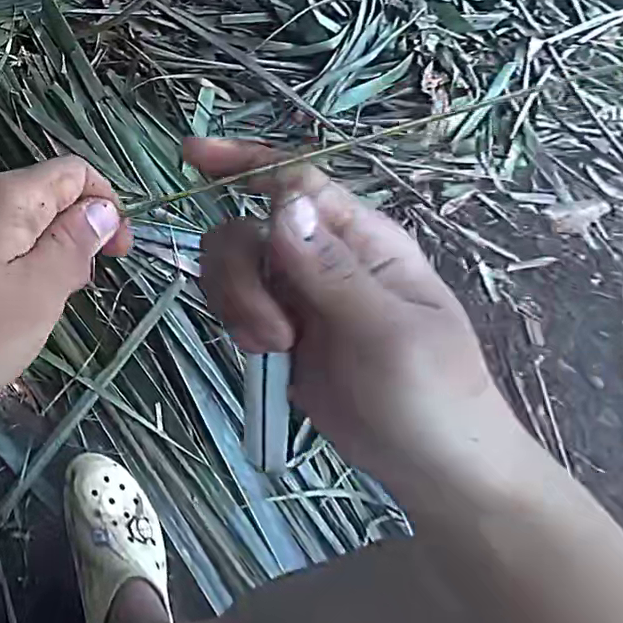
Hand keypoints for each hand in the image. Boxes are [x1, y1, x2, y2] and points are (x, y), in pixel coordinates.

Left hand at [0, 156, 132, 436]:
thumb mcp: (38, 294)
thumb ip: (75, 244)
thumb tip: (102, 208)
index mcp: (5, 194)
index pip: (75, 171)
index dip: (107, 205)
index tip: (117, 256)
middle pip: (50, 196)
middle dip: (76, 236)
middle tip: (74, 294)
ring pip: (24, 223)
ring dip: (48, 256)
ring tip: (40, 309)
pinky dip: (18, 266)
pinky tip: (8, 307)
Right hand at [183, 139, 530, 499]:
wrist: (431, 469)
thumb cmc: (432, 395)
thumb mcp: (388, 333)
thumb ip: (330, 270)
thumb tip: (282, 205)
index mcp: (360, 238)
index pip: (294, 181)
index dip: (242, 161)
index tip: (191, 154)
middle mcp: (319, 252)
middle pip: (244, 228)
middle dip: (240, 275)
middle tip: (271, 331)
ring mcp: (294, 287)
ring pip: (230, 263)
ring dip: (236, 303)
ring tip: (273, 347)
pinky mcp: (274, 319)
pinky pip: (229, 298)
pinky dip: (234, 321)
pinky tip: (265, 353)